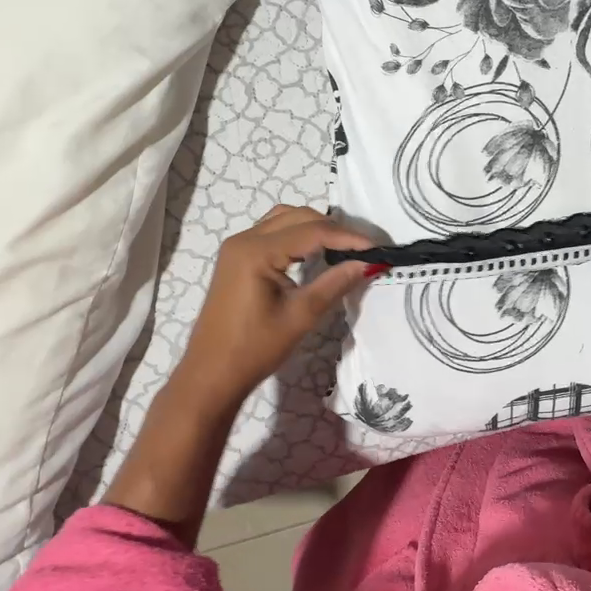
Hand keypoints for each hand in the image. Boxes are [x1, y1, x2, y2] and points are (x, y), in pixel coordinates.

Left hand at [171, 205, 378, 404]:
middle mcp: (244, 240)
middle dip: (334, 228)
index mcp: (257, 251)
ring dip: (315, 227)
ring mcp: (237, 247)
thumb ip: (335, 283)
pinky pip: (273, 233)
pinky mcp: (237, 258)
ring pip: (284, 219)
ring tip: (343, 247)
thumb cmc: (255, 348)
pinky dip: (298, 235)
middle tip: (363, 249)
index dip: (349, 237)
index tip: (378, 249)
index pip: (313, 231)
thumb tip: (368, 264)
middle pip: (298, 217)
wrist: (212, 373)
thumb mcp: (302, 315)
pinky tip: (315, 252)